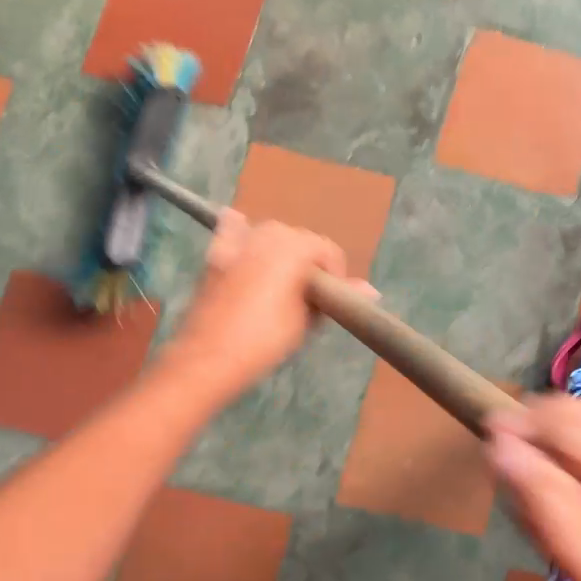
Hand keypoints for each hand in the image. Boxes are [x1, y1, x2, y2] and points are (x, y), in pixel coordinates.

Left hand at [168, 211, 373, 398]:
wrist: (206, 360)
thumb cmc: (263, 341)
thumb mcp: (307, 321)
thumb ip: (337, 297)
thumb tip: (373, 290)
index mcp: (293, 250)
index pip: (328, 249)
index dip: (335, 273)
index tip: (331, 299)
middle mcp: (266, 238)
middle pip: (300, 238)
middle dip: (309, 259)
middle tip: (310, 293)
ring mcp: (238, 246)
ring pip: (270, 233)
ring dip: (282, 246)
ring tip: (286, 274)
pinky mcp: (216, 259)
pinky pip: (230, 232)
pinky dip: (237, 227)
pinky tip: (237, 221)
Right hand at [487, 398, 580, 580]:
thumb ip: (556, 518)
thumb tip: (503, 450)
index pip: (574, 427)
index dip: (523, 442)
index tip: (489, 469)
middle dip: (542, 461)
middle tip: (525, 518)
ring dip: (556, 475)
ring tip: (548, 527)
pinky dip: (576, 483)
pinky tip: (574, 521)